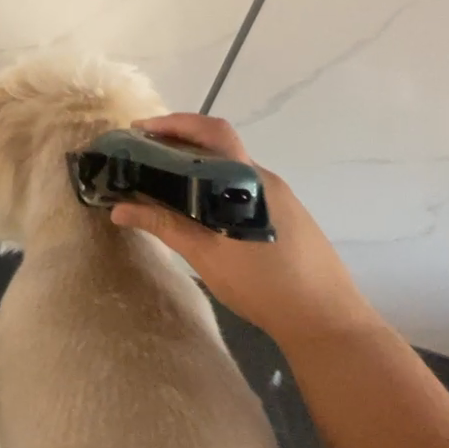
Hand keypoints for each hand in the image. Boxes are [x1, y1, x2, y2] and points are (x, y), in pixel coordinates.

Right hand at [107, 113, 382, 349]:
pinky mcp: (288, 216)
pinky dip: (214, 187)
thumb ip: (162, 224)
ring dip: (196, 168)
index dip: (174, 123)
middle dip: (178, 145)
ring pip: (229, 169)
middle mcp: (265, 180)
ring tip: (163, 183)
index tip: (140, 130)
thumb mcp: (205, 255)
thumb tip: (118, 209)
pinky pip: (242, 188)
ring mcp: (280, 198)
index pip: (211, 131)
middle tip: (143, 157)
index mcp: (247, 180)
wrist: (330, 324)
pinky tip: (199, 211)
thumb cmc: (265, 286)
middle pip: (218, 147)